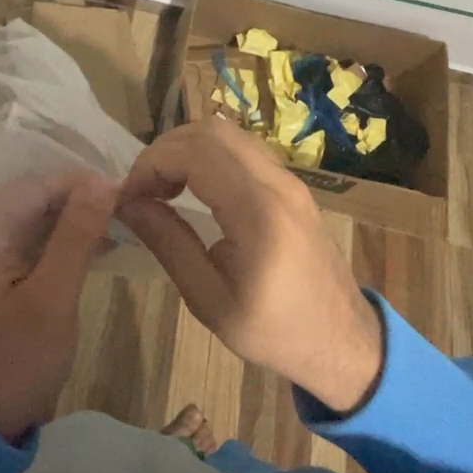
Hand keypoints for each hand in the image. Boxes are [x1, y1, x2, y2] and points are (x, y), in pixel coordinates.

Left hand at [0, 169, 116, 441]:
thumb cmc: (13, 364)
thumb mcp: (51, 300)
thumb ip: (75, 236)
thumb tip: (100, 180)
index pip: (32, 186)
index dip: (79, 183)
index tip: (124, 189)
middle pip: (30, 199)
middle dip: (77, 200)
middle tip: (125, 207)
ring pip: (30, 220)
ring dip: (71, 221)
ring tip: (118, 225)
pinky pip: (26, 243)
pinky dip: (58, 244)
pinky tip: (94, 248)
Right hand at [117, 119, 384, 412]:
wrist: (344, 342)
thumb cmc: (275, 332)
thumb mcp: (209, 300)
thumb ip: (169, 244)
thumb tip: (128, 203)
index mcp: (257, 212)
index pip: (194, 153)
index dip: (152, 164)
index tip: (129, 197)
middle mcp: (276, 182)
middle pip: (210, 130)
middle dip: (164, 150)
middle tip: (142, 189)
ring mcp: (288, 179)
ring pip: (227, 131)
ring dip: (186, 148)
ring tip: (163, 187)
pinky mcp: (291, 183)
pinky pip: (242, 147)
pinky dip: (208, 153)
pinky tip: (193, 186)